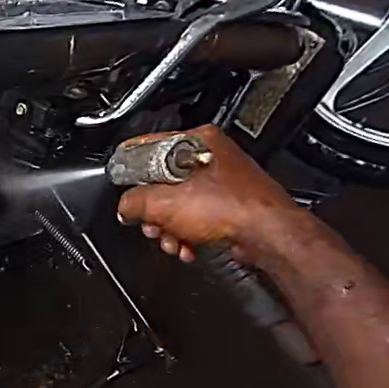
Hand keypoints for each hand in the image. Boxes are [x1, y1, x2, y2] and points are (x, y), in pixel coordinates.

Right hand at [114, 125, 303, 263]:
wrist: (266, 234)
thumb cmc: (231, 208)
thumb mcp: (163, 204)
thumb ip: (133, 203)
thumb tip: (125, 208)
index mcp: (196, 142)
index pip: (147, 149)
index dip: (130, 173)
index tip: (122, 188)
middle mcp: (209, 156)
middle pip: (160, 183)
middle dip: (152, 213)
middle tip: (150, 225)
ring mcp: (220, 180)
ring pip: (176, 205)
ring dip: (168, 229)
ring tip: (171, 241)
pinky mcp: (227, 203)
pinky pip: (194, 217)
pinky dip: (186, 234)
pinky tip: (187, 246)